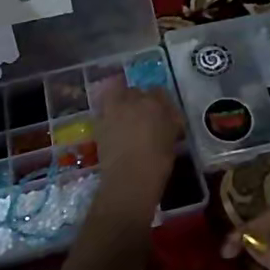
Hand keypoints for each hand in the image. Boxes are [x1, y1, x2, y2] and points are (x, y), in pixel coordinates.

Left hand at [92, 86, 181, 211]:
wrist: (130, 178)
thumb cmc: (158, 163)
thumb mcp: (171, 140)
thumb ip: (170, 124)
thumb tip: (169, 120)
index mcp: (155, 104)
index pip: (159, 92)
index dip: (160, 102)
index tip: (161, 112)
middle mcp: (132, 101)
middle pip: (135, 91)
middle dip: (138, 99)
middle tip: (142, 114)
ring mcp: (113, 109)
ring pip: (115, 93)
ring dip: (120, 99)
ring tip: (123, 114)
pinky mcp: (98, 121)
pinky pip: (103, 109)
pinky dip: (108, 113)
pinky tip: (112, 124)